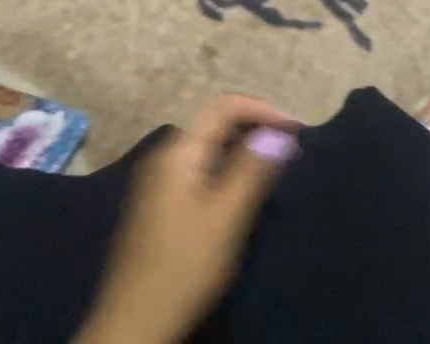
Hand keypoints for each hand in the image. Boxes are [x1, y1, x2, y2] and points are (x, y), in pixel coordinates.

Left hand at [75, 95, 299, 343]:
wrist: (133, 325)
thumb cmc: (183, 267)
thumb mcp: (226, 217)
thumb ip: (253, 170)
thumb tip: (279, 133)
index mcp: (178, 153)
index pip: (223, 107)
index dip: (262, 110)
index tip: (296, 129)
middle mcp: (165, 158)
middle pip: (214, 124)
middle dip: (254, 127)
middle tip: (290, 146)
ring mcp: (160, 183)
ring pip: (208, 148)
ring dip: (243, 149)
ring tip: (276, 165)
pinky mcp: (161, 206)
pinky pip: (201, 169)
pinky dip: (228, 169)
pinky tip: (245, 190)